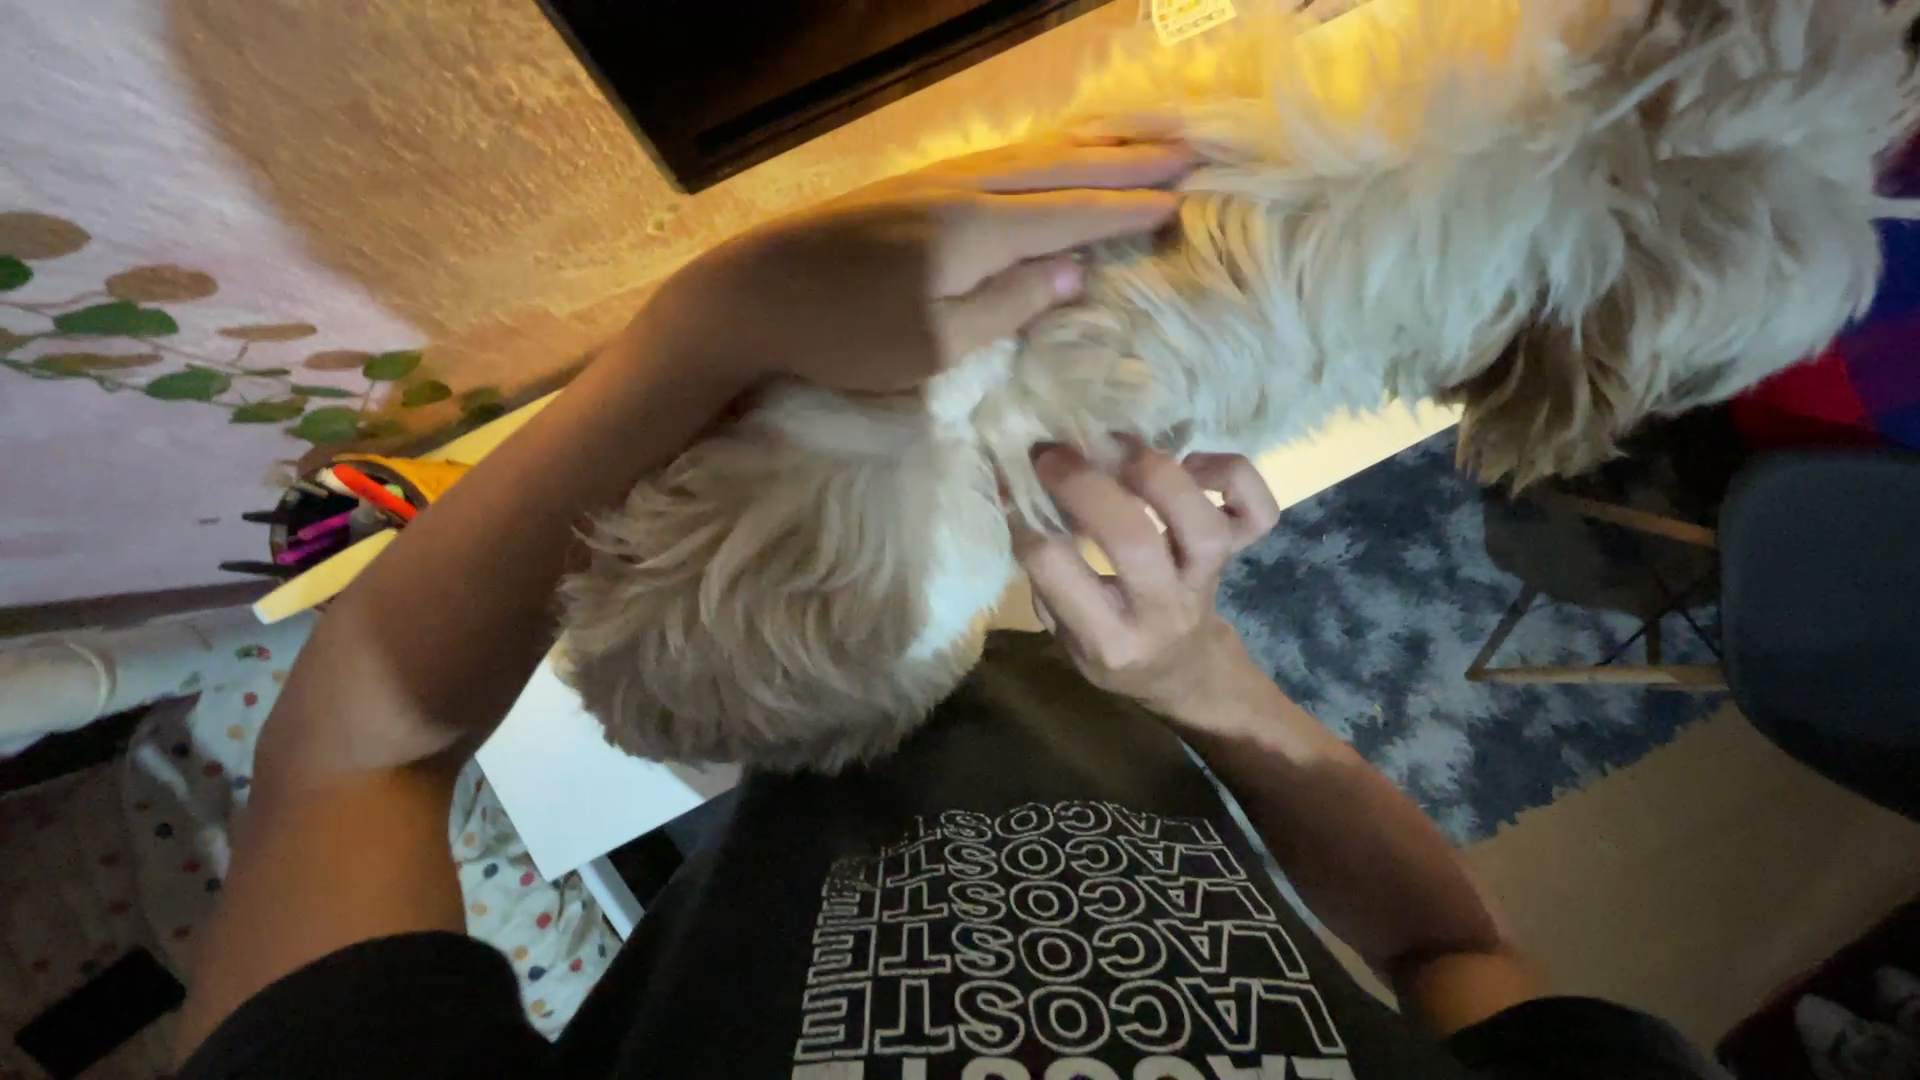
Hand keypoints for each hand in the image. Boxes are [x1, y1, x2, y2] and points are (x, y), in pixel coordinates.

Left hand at [639, 139, 1191, 393]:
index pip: (1073, 214)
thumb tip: (1070, 273)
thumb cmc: (846, 336)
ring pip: (1031, 151)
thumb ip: (1008, 306)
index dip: (1129, 210)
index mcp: (979, 232)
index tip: (1182, 202)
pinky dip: (1041, 149)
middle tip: (1189, 148)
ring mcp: (935, 180)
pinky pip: (998, 156)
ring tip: (1138, 136)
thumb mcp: (936, 346)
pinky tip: (1049, 153)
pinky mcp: (910, 186)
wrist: (755, 294)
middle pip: (1062, 167)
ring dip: (1090, 144)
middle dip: (1128, 160)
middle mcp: (966, 190)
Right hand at [1014, 442, 1283, 730]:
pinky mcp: (1240, 555)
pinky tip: (1191, 463)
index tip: (1011, 483)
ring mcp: (1207, 582)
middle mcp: (1161, 611)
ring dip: (1156, 472)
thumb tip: (1013, 488)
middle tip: (1052, 452)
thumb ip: (1041, 570)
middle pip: (1133, 540)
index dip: (1026, 518)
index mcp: (1107, 639)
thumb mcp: (1061, 628)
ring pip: (1202, 525)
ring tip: (1117, 446)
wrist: (1183, 669)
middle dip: (1085, 484)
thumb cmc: (1110, 645)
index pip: (1056, 567)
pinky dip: (1230, 474)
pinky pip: (1258, 512)